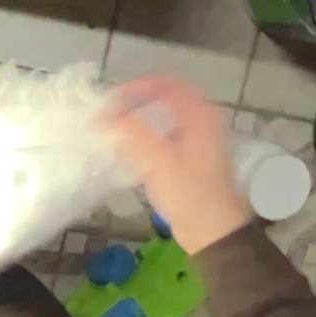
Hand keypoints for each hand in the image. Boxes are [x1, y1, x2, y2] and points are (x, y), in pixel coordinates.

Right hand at [109, 76, 252, 253]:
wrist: (212, 232)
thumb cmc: (189, 194)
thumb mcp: (157, 162)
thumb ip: (130, 134)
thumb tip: (102, 115)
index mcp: (200, 116)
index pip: (167, 85)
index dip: (139, 87)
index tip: (112, 99)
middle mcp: (202, 122)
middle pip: (166, 99)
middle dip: (136, 102)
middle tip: (110, 112)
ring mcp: (198, 141)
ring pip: (165, 119)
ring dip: (140, 120)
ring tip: (114, 129)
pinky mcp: (191, 160)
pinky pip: (165, 137)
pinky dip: (146, 137)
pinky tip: (128, 150)